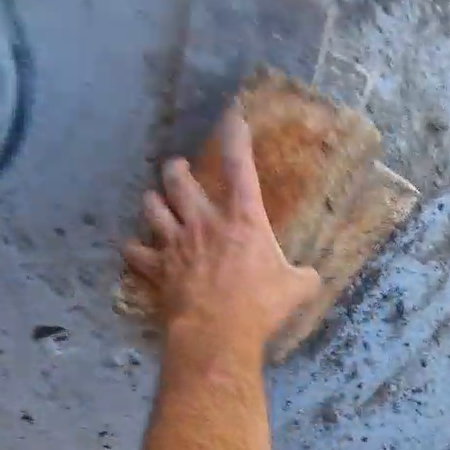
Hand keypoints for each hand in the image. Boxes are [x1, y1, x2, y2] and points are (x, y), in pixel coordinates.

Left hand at [123, 106, 320, 363]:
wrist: (217, 333)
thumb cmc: (260, 306)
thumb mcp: (297, 290)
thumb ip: (304, 277)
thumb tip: (313, 277)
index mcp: (243, 220)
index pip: (241, 168)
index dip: (236, 137)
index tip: (233, 116)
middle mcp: (205, 222)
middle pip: (179, 181)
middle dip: (177, 169)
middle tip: (179, 169)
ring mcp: (176, 243)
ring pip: (152, 207)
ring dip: (154, 201)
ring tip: (156, 201)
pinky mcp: (158, 268)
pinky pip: (136, 251)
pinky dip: (136, 249)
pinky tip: (138, 250)